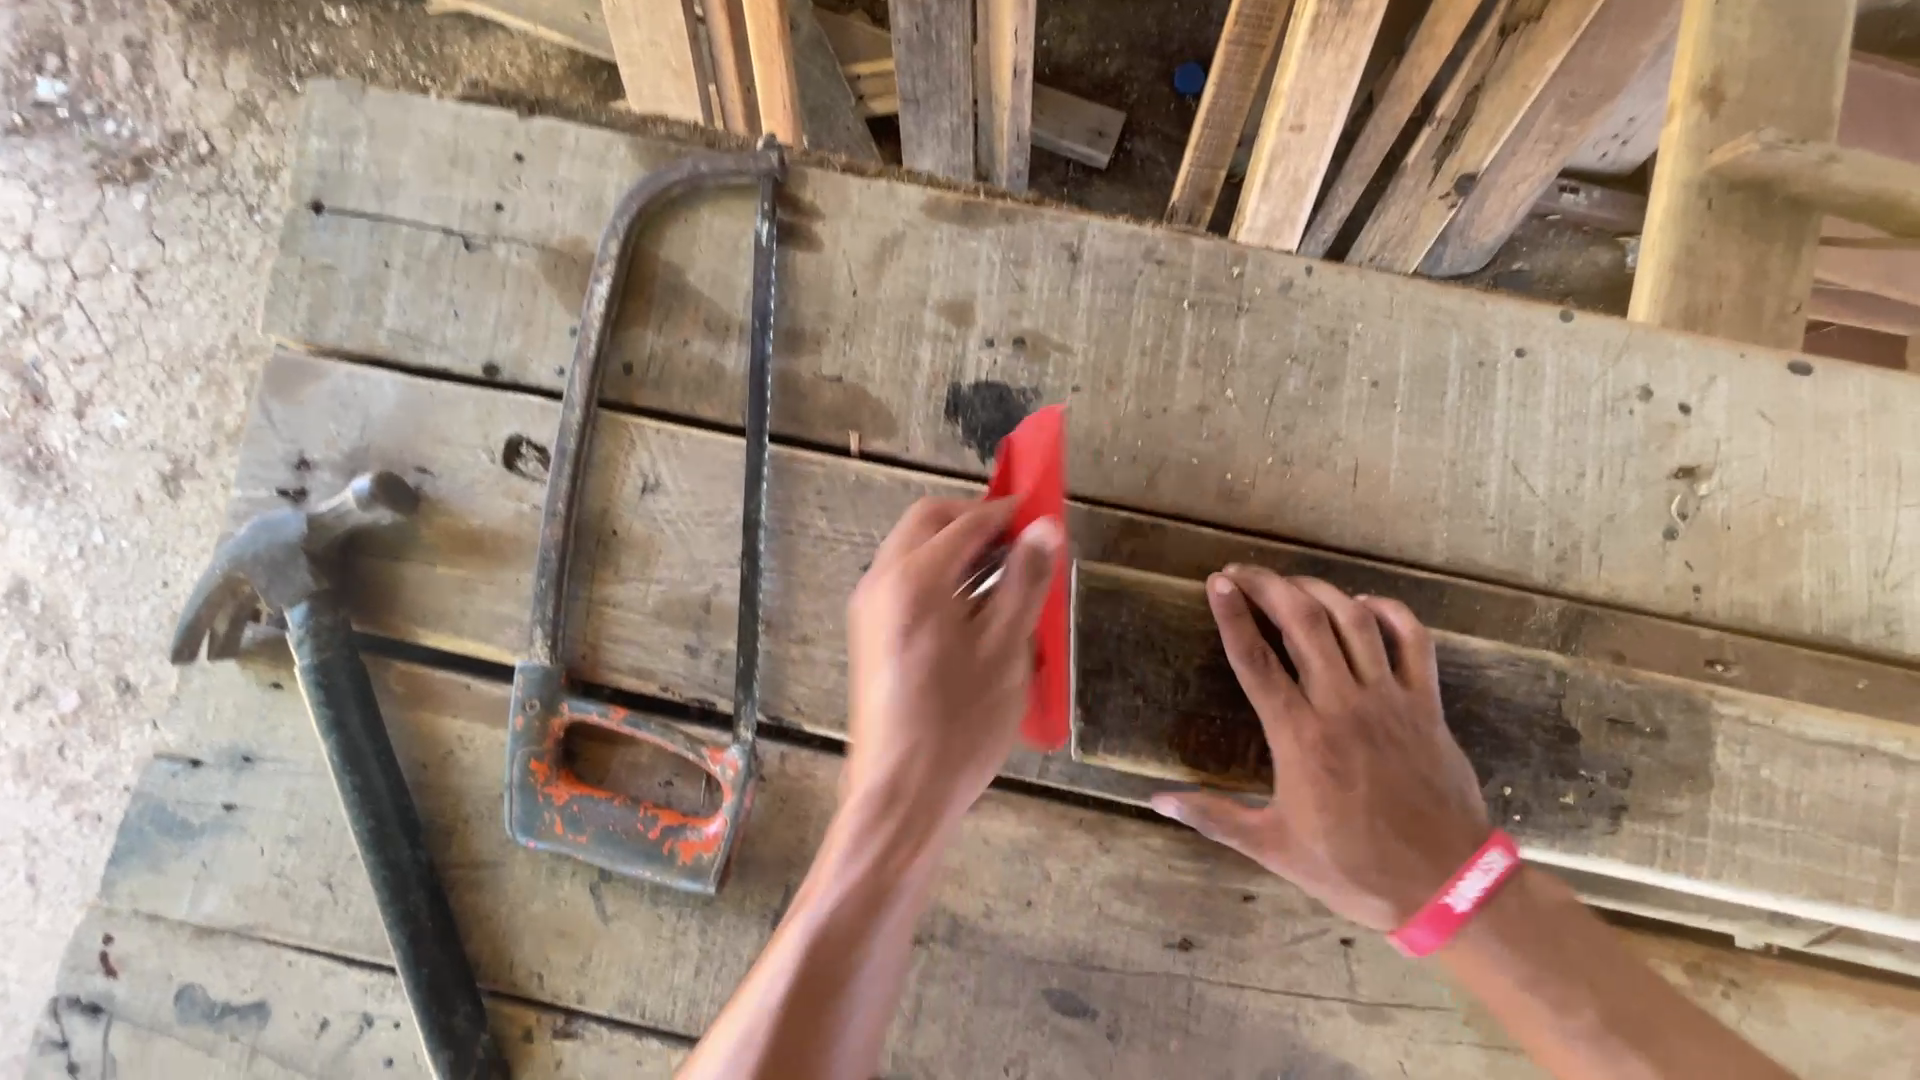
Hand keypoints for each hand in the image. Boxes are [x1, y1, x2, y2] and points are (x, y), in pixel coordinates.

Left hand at [844, 497, 1063, 837]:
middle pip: (928, 523)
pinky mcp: (869, 634)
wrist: (901, 791)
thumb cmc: (959, 724)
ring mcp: (869, 608)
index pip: (965, 521)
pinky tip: (975, 611)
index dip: (1006, 512)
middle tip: (1019, 542)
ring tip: (1005, 578)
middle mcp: (881, 581)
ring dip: (957, 550)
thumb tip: (1044, 528)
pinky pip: (905, 583)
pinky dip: (940, 578)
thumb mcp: (1006, 650)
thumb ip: (1025, 582)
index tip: (1040, 515)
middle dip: (975, 522)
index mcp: (914, 578)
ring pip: (914, 551)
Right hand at [1151, 566, 1489, 930]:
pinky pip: (1414, 641)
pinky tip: (1364, 604)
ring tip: (1290, 582)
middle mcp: (1343, 705)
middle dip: (1268, 586)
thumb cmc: (1354, 868)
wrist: (1449, 887)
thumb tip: (1156, 799)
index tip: (1216, 583)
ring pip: (1354, 622)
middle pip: (1303, 624)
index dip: (1232, 616)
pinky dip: (1389, 612)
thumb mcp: (1273, 849)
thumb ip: (1213, 816)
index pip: (1256, 661)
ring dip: (1318, 591)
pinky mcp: (1428, 705)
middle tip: (1241, 571)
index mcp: (1300, 738)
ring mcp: (1390, 700)